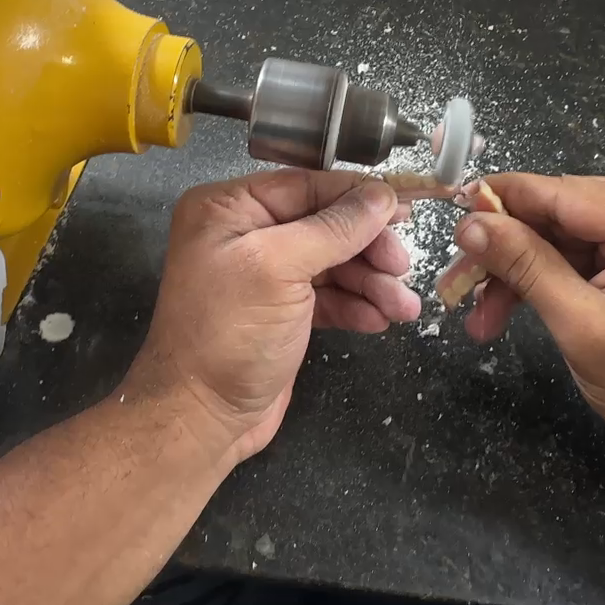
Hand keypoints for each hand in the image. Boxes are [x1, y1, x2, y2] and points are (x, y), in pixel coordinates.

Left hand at [122, 170, 422, 462]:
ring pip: (333, 262)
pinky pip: (328, 295)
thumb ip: (334, 229)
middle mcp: (245, 233)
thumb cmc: (230, 333)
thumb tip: (382, 196)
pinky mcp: (282, 311)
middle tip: (401, 267)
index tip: (403, 211)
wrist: (202, 419)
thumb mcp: (279, 269)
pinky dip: (356, 305)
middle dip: (367, 247)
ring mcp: (265, 274)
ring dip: (371, 282)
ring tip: (403, 307)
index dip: (357, 198)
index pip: (305, 186)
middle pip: (325, 224)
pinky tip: (379, 320)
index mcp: (229, 208)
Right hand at [452, 173, 604, 464]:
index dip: (501, 200)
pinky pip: (582, 255)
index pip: (565, 193)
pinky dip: (545, 281)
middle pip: (561, 214)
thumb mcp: (585, 328)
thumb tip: (470, 223)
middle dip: (506, 251)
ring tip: (480, 318)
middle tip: (456, 284)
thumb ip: (526, 267)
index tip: (448, 210)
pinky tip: (508, 311)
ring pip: (564, 237)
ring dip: (519, 273)